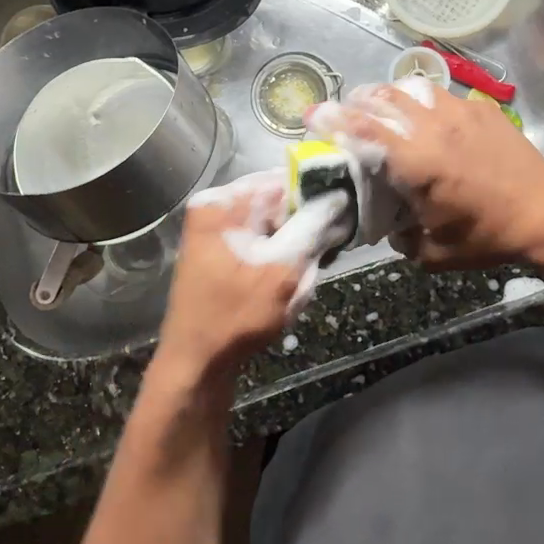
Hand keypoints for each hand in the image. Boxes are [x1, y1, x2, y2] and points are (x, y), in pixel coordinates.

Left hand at [156, 171, 337, 383]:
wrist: (197, 366)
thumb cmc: (235, 316)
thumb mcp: (282, 269)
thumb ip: (313, 225)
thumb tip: (341, 194)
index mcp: (222, 201)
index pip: (285, 177)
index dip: (319, 193)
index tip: (347, 213)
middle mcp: (217, 207)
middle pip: (282, 201)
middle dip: (308, 227)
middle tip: (325, 253)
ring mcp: (220, 230)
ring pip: (279, 224)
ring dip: (299, 248)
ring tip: (303, 277)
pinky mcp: (227, 252)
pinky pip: (268, 242)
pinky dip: (286, 258)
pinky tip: (293, 283)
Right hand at [305, 83, 543, 270]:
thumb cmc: (489, 237)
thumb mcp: (434, 252)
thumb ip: (401, 238)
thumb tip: (388, 228)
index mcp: (419, 161)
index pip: (366, 129)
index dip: (334, 119)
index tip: (312, 115)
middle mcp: (435, 127)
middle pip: (384, 98)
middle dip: (356, 102)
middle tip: (343, 114)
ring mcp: (461, 112)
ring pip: (412, 88)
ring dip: (389, 96)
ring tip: (380, 108)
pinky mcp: (482, 109)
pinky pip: (442, 94)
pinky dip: (422, 100)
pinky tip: (425, 117)